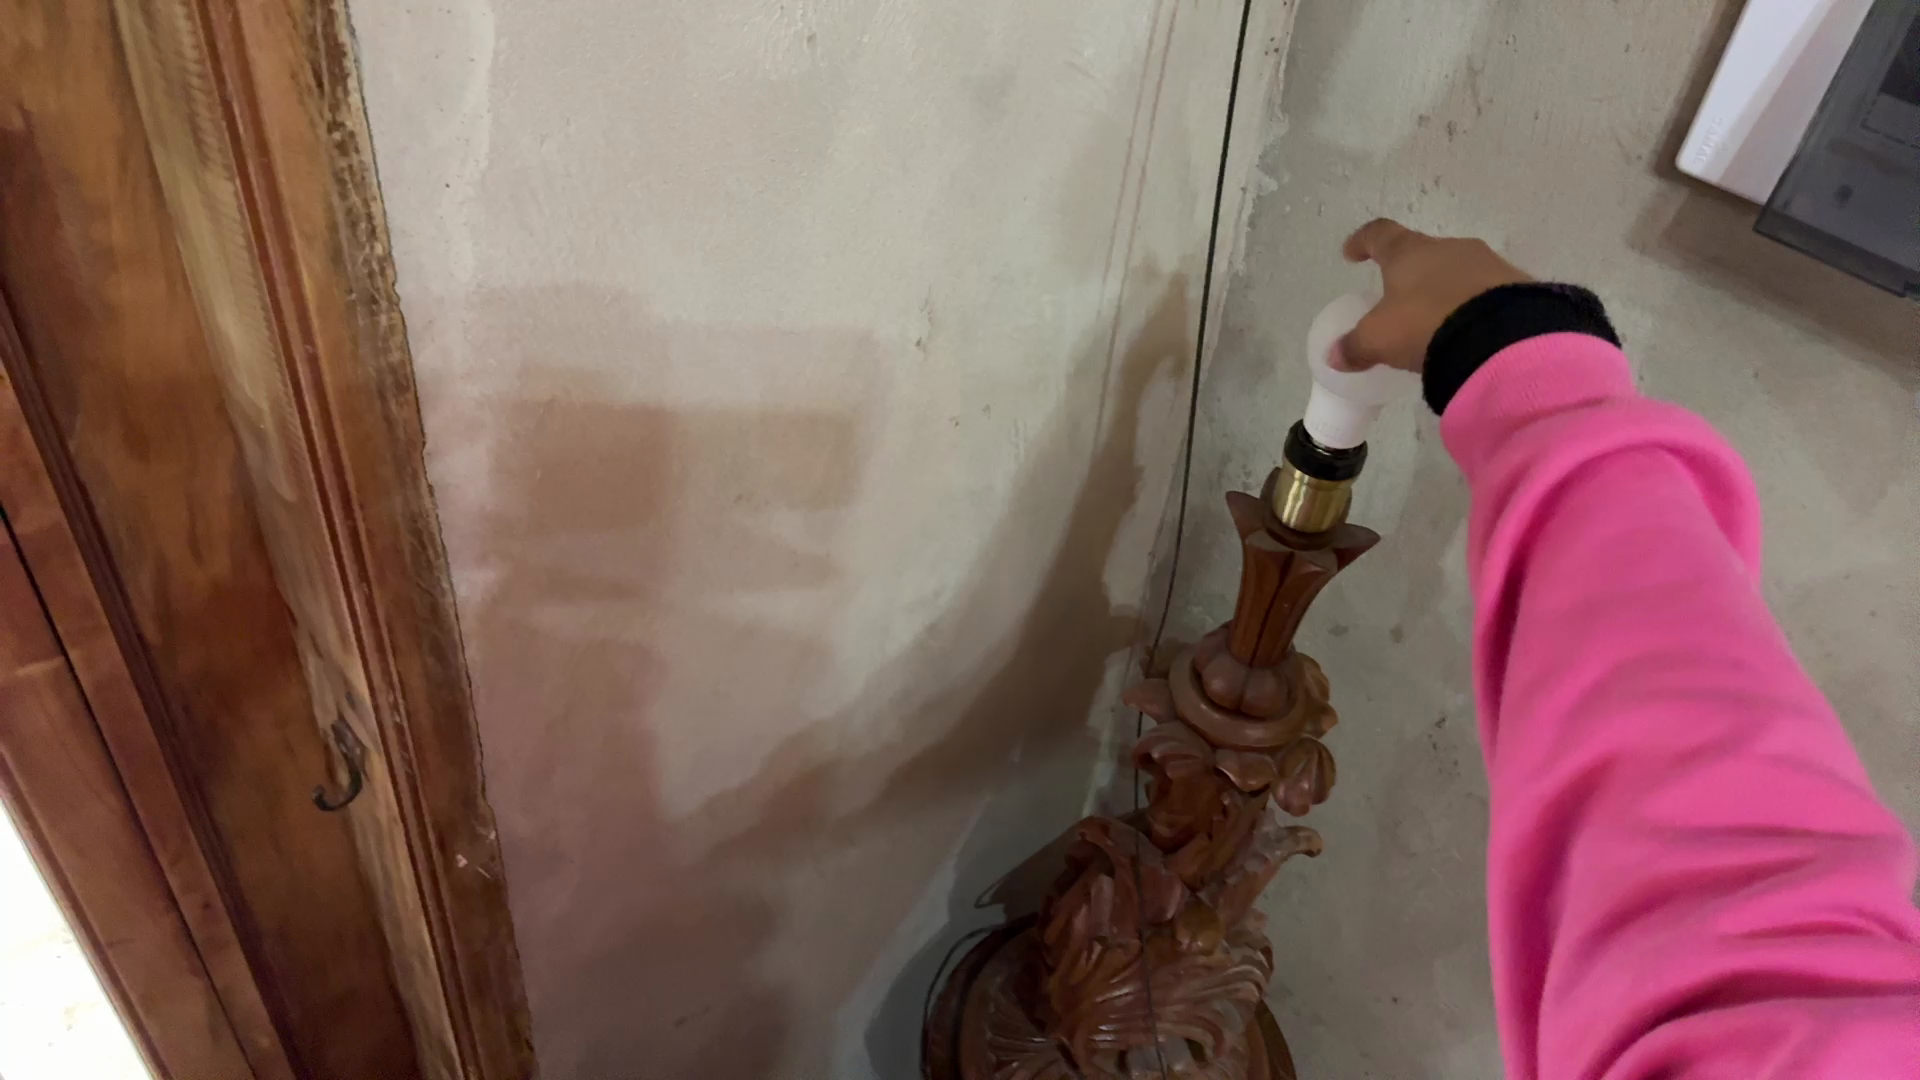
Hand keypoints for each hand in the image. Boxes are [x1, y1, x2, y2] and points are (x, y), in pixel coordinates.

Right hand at [1335, 218, 1532, 372]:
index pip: (1380, 235)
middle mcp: (1449, 248)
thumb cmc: (1423, 324)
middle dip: (1407, 273)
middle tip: (1395, 299)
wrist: (1500, 337)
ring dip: (1440, 291)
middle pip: (1422, 254)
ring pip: (1455, 272)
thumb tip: (1335, 356)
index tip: (1351, 253)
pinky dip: (1467, 308)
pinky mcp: (1515, 286)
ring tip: (1430, 321)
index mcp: (1410, 253)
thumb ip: (1354, 346)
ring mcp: (1487, 264)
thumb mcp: (1377, 339)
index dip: (1363, 242)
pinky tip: (1461, 331)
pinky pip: (1481, 293)